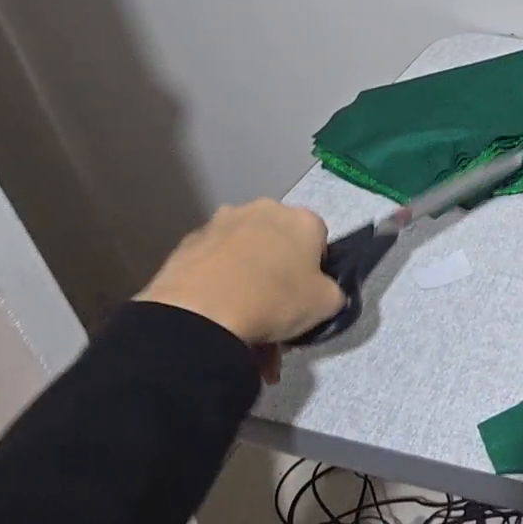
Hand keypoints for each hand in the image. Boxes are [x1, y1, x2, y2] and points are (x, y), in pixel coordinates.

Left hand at [136, 200, 344, 381]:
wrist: (199, 314)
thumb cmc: (274, 301)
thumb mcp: (326, 305)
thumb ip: (334, 292)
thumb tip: (323, 292)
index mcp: (304, 219)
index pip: (320, 239)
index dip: (315, 267)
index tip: (305, 292)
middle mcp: (265, 209)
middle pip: (280, 237)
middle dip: (278, 262)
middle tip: (273, 298)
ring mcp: (222, 221)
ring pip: (244, 245)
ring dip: (246, 266)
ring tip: (239, 304)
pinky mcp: (188, 240)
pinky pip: (213, 257)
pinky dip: (216, 275)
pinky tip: (214, 303)